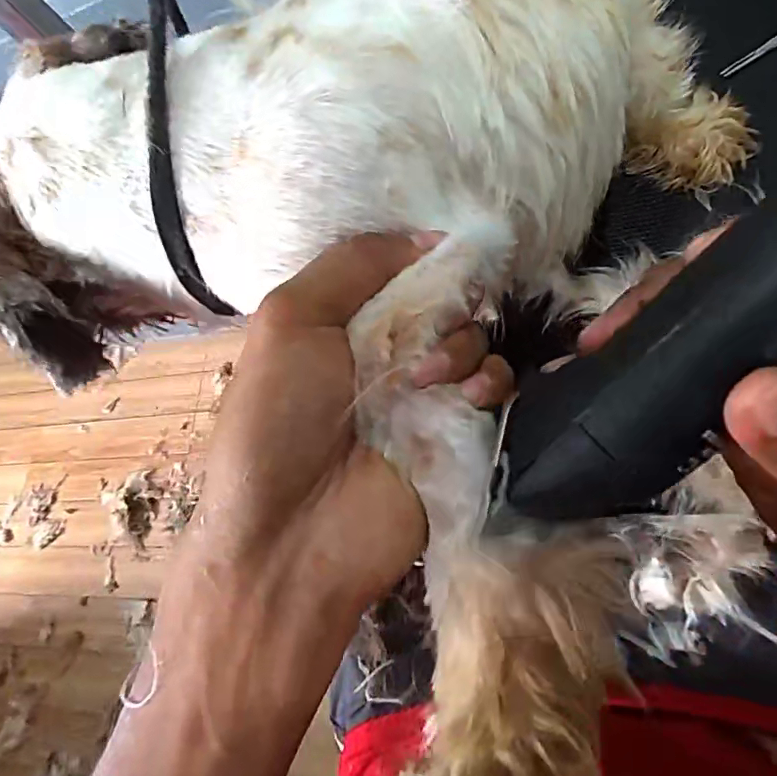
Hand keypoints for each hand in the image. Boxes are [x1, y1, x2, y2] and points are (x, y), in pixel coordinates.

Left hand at [189, 233, 512, 611]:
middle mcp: (394, 354)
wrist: (294, 537)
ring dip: (459, 348)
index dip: (427, 260)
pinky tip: (468, 399)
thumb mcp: (291, 320)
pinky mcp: (464, 434)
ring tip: (426, 384)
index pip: (406, 272)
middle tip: (418, 339)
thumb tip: (430, 238)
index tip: (446, 254)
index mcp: (351, 324)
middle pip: (447, 301)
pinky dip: (490, 383)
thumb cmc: (277, 421)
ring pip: (477, 339)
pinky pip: (498, 387)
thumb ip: (354, 264)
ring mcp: (432, 395)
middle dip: (444, 306)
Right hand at [581, 228, 776, 622]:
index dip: (743, 256)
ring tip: (599, 346)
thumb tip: (747, 391)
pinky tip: (616, 377)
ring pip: (716, 325)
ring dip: (661, 331)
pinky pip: (703, 372)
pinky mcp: (757, 404)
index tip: (681, 276)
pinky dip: (662, 374)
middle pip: (746, 286)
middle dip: (679, 296)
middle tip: (615, 327)